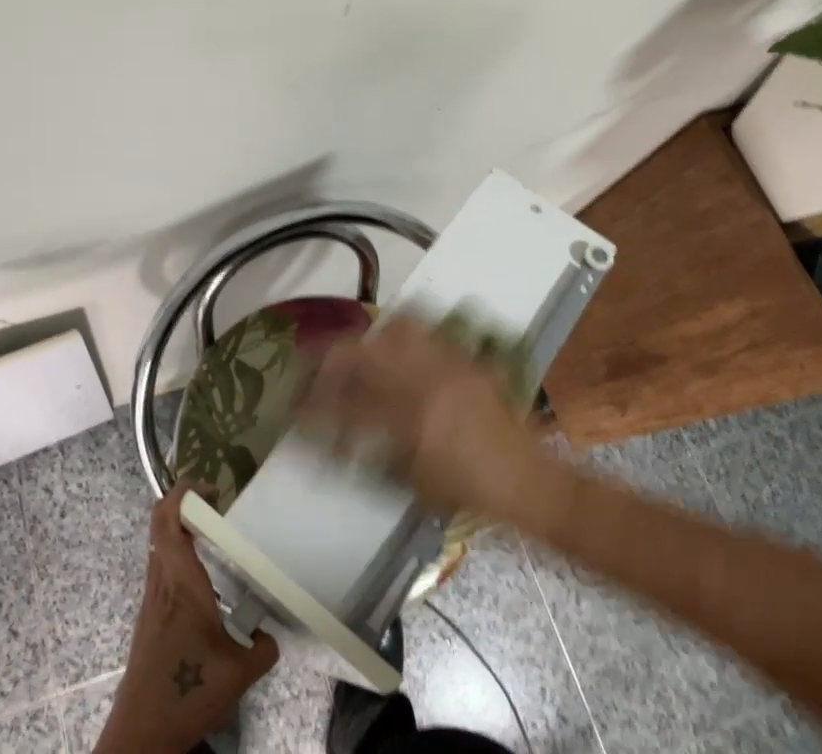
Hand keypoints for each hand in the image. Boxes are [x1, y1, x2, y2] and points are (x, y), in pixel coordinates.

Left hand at [96, 482, 279, 753]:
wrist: (142, 732)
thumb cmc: (188, 692)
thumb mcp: (241, 672)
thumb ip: (264, 647)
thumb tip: (270, 635)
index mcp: (182, 585)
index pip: (169, 521)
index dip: (184, 493)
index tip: (213, 488)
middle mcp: (161, 584)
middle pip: (160, 527)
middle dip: (185, 505)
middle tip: (220, 506)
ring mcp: (151, 601)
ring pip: (159, 548)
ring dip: (181, 531)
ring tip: (218, 536)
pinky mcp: (149, 619)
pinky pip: (162, 571)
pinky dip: (180, 558)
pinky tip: (207, 580)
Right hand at [299, 316, 551, 520]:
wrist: (529, 482)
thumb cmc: (470, 493)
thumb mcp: (414, 481)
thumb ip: (372, 452)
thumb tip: (338, 435)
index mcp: (410, 423)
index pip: (345, 405)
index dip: (312, 404)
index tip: (292, 405)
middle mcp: (427, 385)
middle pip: (363, 355)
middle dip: (329, 358)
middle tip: (314, 366)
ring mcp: (450, 367)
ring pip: (397, 330)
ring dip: (370, 336)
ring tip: (357, 347)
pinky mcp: (469, 360)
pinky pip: (433, 330)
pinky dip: (407, 327)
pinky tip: (397, 337)